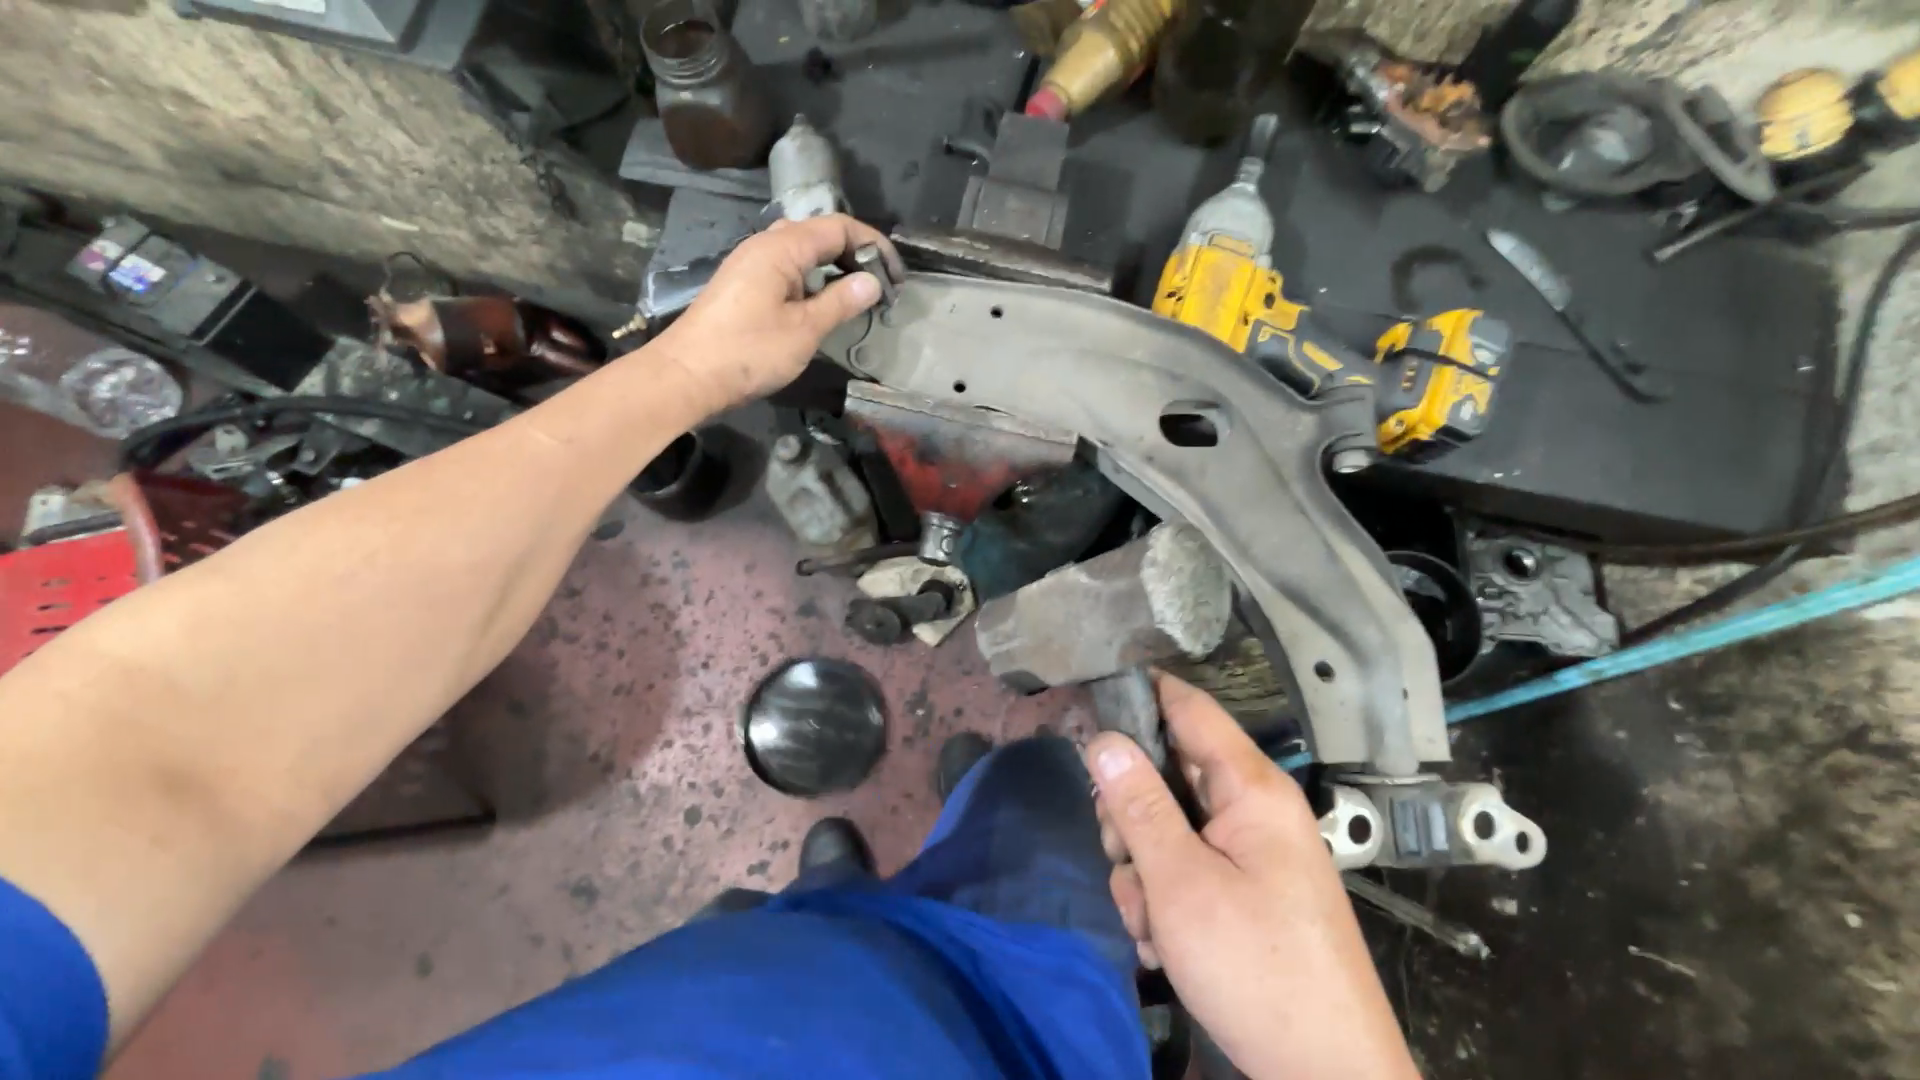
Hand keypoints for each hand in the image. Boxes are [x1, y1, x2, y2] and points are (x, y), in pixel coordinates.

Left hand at [650, 214, 901, 410]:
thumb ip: (841, 302)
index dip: (874, 245)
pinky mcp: (743, 286)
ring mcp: (750, 265)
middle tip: (880, 288)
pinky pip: (787, 270)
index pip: (839, 227)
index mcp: (782, 247)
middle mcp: (764, 246)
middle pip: (820, 235)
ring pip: (803, 253)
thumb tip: (872, 282)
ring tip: (858, 298)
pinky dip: (813, 281)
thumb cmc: (748, 352)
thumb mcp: (804, 330)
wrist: (686, 376)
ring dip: (834, 270)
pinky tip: (823, 307)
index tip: (896, 276)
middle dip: (855, 255)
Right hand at [1085, 673, 1419, 1079]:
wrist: (1325, 1073)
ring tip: (1151, 923)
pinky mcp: (1249, 894)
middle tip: (1119, 854)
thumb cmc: (1253, 966)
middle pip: (1171, 775)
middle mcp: (1255, 810)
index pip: (1189, 707)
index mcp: (1251, 788)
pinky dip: (1167, 901)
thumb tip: (1102, 738)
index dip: (1139, 694)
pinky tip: (1164, 944)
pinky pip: (1191, 871)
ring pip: (1172, 830)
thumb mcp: (1180, 883)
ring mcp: (1254, 855)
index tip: (1086, 705)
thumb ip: (1138, 806)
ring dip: (1145, 872)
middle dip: (1132, 815)